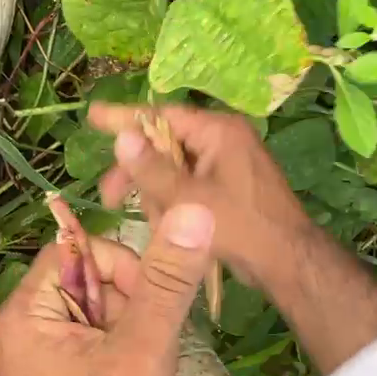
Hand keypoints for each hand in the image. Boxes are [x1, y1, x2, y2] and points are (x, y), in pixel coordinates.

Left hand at [0, 204, 216, 375]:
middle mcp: (15, 330)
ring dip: (124, 334)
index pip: (74, 250)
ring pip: (87, 317)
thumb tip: (193, 212)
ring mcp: (24, 359)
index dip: (123, 266)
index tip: (151, 306)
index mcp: (25, 312)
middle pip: (81, 283)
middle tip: (144, 352)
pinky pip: (80, 347)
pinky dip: (110, 357)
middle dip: (126, 307)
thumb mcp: (144, 350)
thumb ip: (167, 281)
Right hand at [91, 102, 376, 375]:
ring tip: (155, 221)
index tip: (92, 116)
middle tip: (111, 197)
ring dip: (156, 194)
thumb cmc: (240, 226)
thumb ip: (150, 168)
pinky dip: (171, 202)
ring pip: (171, 169)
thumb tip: (121, 137)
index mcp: (218, 131)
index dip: (124, 118)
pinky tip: (166, 223)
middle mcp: (223, 139)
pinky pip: (186, 184)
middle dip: (138, 174)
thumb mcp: (187, 199)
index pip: (161, 115)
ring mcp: (226, 162)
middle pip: (163, 145)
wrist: (284, 260)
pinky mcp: (226, 185)